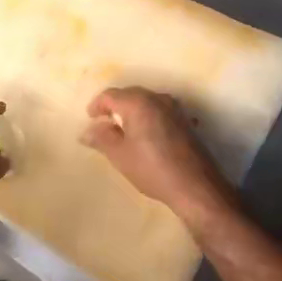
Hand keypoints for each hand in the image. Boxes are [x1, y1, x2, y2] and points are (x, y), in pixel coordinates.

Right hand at [81, 87, 235, 223]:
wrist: (195, 186)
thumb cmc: (152, 168)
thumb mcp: (119, 155)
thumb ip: (100, 138)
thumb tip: (86, 131)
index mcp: (138, 102)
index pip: (110, 95)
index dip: (97, 105)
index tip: (90, 118)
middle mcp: (157, 98)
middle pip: (129, 94)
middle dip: (114, 106)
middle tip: (104, 123)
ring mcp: (174, 108)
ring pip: (146, 101)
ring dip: (131, 111)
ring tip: (123, 129)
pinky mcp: (185, 121)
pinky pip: (159, 110)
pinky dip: (146, 116)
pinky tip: (144, 134)